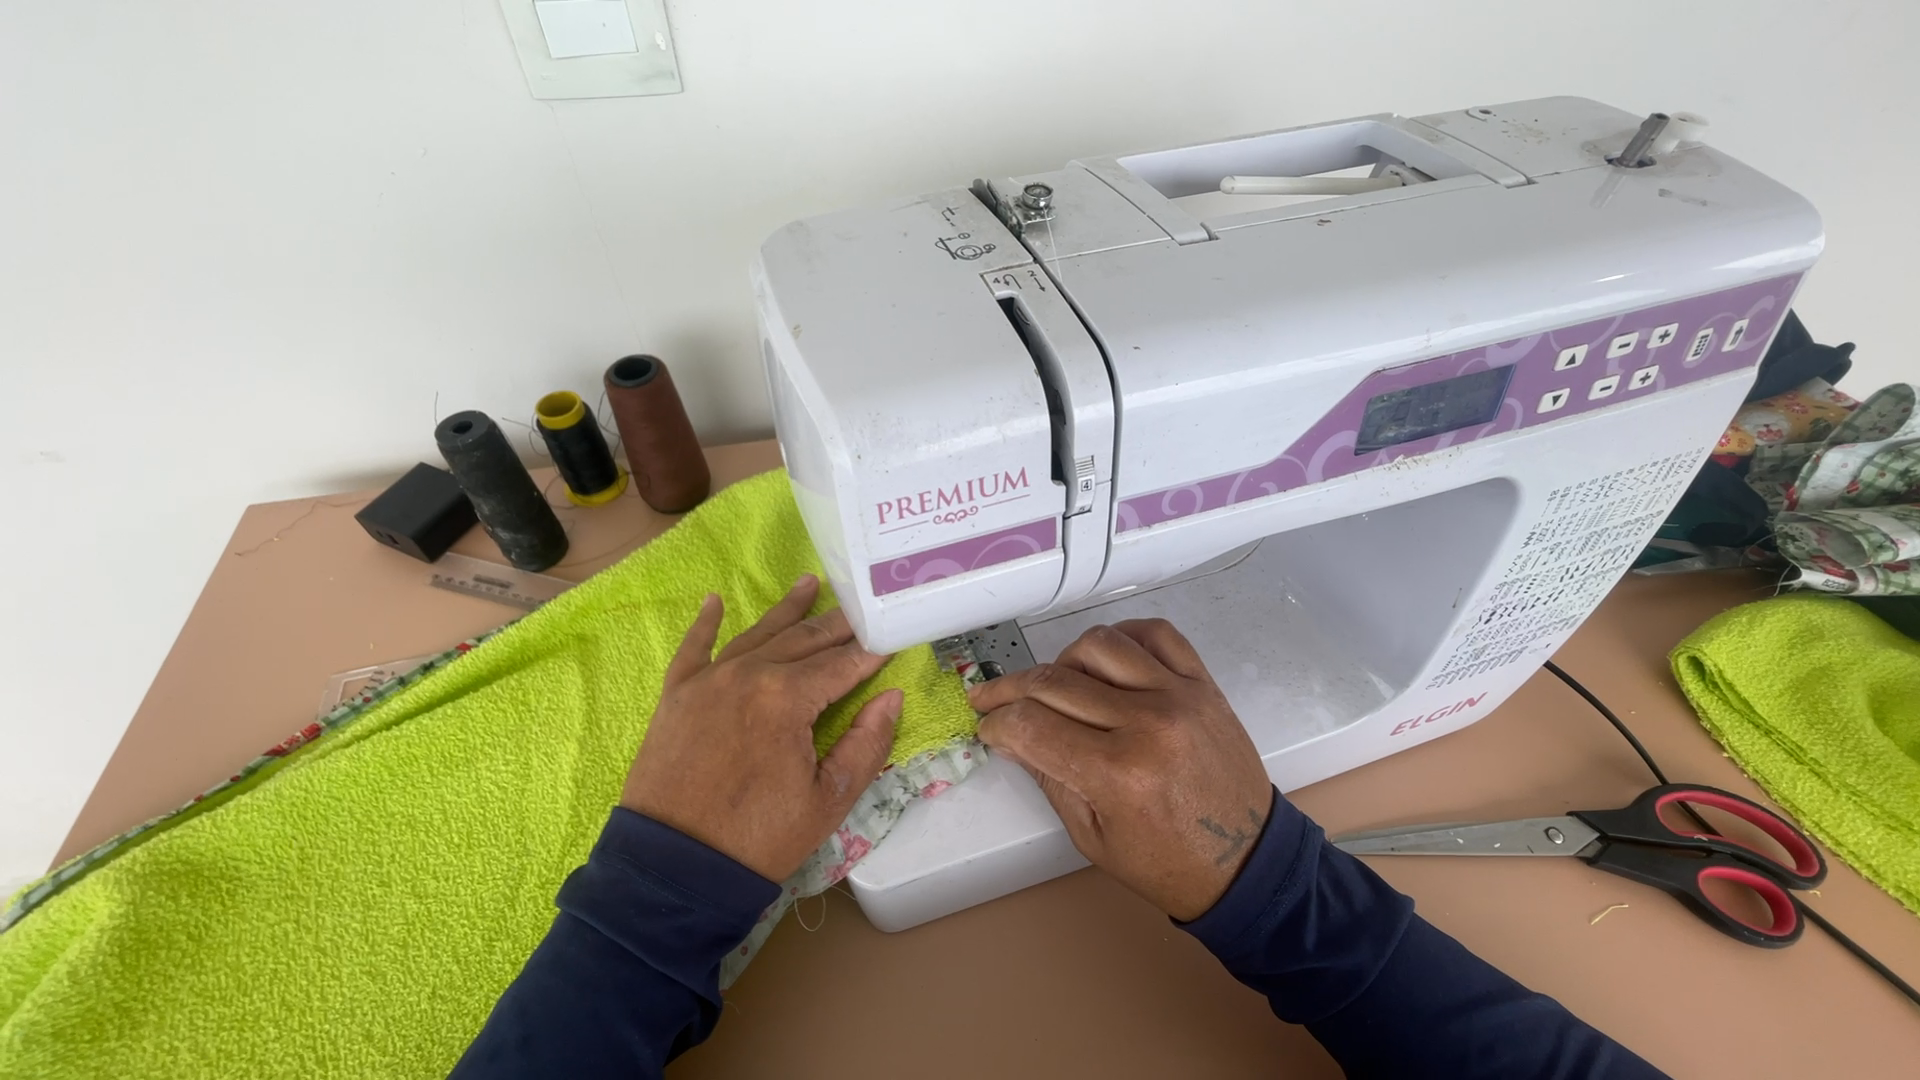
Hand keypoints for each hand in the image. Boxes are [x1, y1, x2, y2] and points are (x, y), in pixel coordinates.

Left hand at [621, 575, 900, 882]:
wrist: (672, 870)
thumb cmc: (759, 839)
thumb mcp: (829, 800)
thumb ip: (866, 743)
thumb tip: (891, 696)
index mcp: (787, 698)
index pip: (841, 665)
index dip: (869, 654)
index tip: (890, 637)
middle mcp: (748, 674)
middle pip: (802, 641)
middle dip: (836, 625)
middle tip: (860, 605)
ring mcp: (708, 681)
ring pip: (757, 634)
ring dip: (786, 610)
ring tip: (809, 583)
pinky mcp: (676, 696)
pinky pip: (694, 649)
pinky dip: (705, 623)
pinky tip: (715, 600)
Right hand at [968, 619, 1274, 920]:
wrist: (1246, 862)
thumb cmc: (1167, 862)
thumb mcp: (1091, 836)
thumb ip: (1047, 778)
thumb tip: (1012, 735)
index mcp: (1117, 773)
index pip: (1031, 724)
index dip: (997, 723)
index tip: (988, 727)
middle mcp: (1147, 724)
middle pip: (1054, 681)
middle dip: (1009, 690)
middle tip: (994, 700)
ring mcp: (1179, 696)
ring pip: (1098, 644)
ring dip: (1063, 660)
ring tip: (1057, 685)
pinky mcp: (1203, 684)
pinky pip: (1155, 633)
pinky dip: (1122, 636)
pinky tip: (1106, 661)